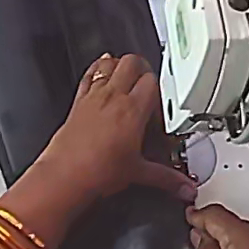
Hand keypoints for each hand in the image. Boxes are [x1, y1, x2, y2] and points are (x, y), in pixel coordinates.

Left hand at [26, 54, 197, 210]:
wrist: (65, 176)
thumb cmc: (97, 172)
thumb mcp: (138, 173)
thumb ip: (166, 177)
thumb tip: (182, 186)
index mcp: (132, 110)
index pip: (153, 81)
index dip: (160, 89)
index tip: (160, 106)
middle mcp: (113, 97)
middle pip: (132, 62)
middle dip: (143, 69)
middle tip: (147, 85)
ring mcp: (94, 97)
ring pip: (109, 63)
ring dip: (120, 66)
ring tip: (127, 78)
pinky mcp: (78, 102)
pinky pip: (88, 75)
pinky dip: (97, 70)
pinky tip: (101, 73)